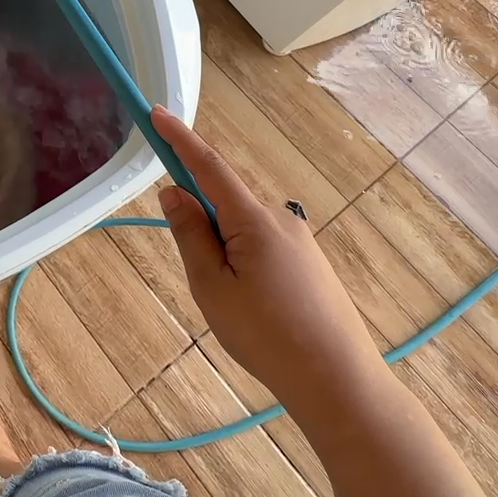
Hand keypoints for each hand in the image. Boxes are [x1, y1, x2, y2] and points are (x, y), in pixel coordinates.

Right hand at [152, 107, 383, 409]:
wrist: (341, 384)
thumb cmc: (266, 336)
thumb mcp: (212, 286)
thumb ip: (190, 233)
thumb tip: (175, 192)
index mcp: (253, 220)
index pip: (207, 165)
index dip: (179, 138)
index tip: (156, 112)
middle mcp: (280, 219)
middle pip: (224, 197)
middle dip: (200, 217)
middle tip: (200, 273)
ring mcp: (300, 240)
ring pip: (243, 226)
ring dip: (222, 246)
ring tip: (233, 306)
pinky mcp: (310, 263)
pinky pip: (262, 243)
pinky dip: (242, 257)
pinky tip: (252, 305)